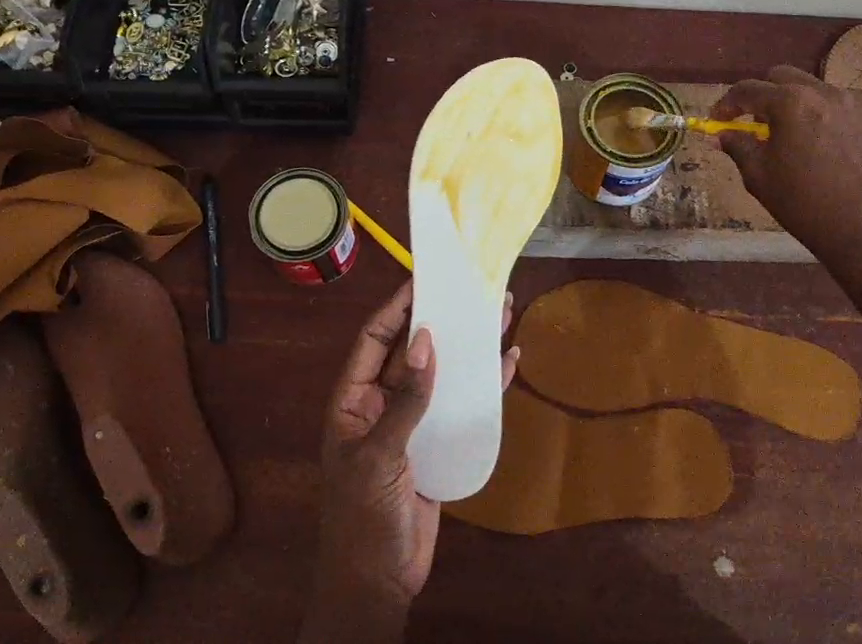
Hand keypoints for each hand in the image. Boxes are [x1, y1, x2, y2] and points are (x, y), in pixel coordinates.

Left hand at [303, 281, 516, 640]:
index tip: (424, 279)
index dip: (397, 308)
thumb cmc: (363, 516)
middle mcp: (382, 403)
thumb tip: (424, 342)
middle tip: (473, 290)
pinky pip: (460, 406)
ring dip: (467, 347)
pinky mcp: (438, 445)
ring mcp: (412, 424)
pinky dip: (483, 385)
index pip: (374, 340)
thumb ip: (405, 399)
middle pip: (413, 351)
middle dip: (441, 321)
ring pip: (441, 374)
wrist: (378, 582)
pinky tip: (507, 363)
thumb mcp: (379, 455)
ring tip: (500, 315)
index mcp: (353, 399)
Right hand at [713, 64, 861, 261]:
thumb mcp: (759, 177)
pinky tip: (841, 154)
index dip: (727, 103)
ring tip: (806, 140)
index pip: (747, 89)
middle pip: (786, 78)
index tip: (720, 120)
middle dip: (767, 96)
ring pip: (824, 93)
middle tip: (762, 125)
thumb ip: (738, 146)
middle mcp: (828, 92)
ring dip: (807, 108)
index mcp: (791, 102)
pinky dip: (841, 126)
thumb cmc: (804, 205)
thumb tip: (719, 135)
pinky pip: (857, 114)